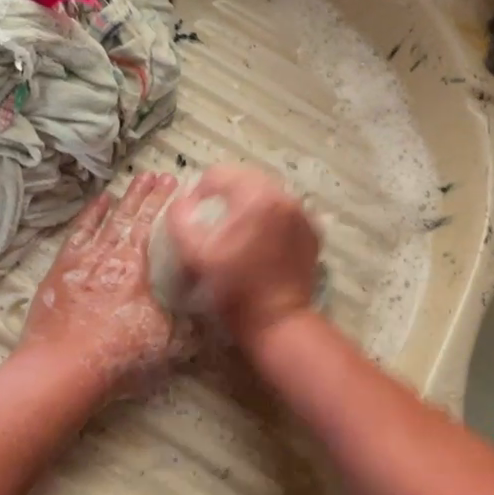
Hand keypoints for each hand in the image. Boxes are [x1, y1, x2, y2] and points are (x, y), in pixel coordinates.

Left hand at [18, 172, 184, 395]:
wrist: (60, 370)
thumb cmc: (116, 355)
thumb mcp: (165, 343)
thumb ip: (189, 328)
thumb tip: (212, 323)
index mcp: (133, 265)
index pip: (148, 222)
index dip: (160, 201)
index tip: (171, 182)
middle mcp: (104, 255)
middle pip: (124, 216)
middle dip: (141, 194)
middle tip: (153, 175)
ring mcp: (76, 263)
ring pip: (98, 223)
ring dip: (114, 204)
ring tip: (123, 188)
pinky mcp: (56, 277)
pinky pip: (73, 238)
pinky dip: (84, 222)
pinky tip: (90, 215)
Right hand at [163, 165, 319, 342]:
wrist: (277, 320)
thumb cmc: (233, 289)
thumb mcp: (195, 255)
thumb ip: (181, 218)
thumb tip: (183, 200)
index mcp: (255, 196)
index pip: (218, 174)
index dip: (199, 192)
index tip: (194, 216)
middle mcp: (283, 196)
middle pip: (244, 180)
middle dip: (225, 197)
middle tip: (213, 223)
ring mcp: (302, 213)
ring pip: (265, 195)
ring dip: (248, 207)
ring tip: (237, 233)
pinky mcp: (312, 231)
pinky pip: (284, 213)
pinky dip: (270, 220)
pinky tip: (260, 242)